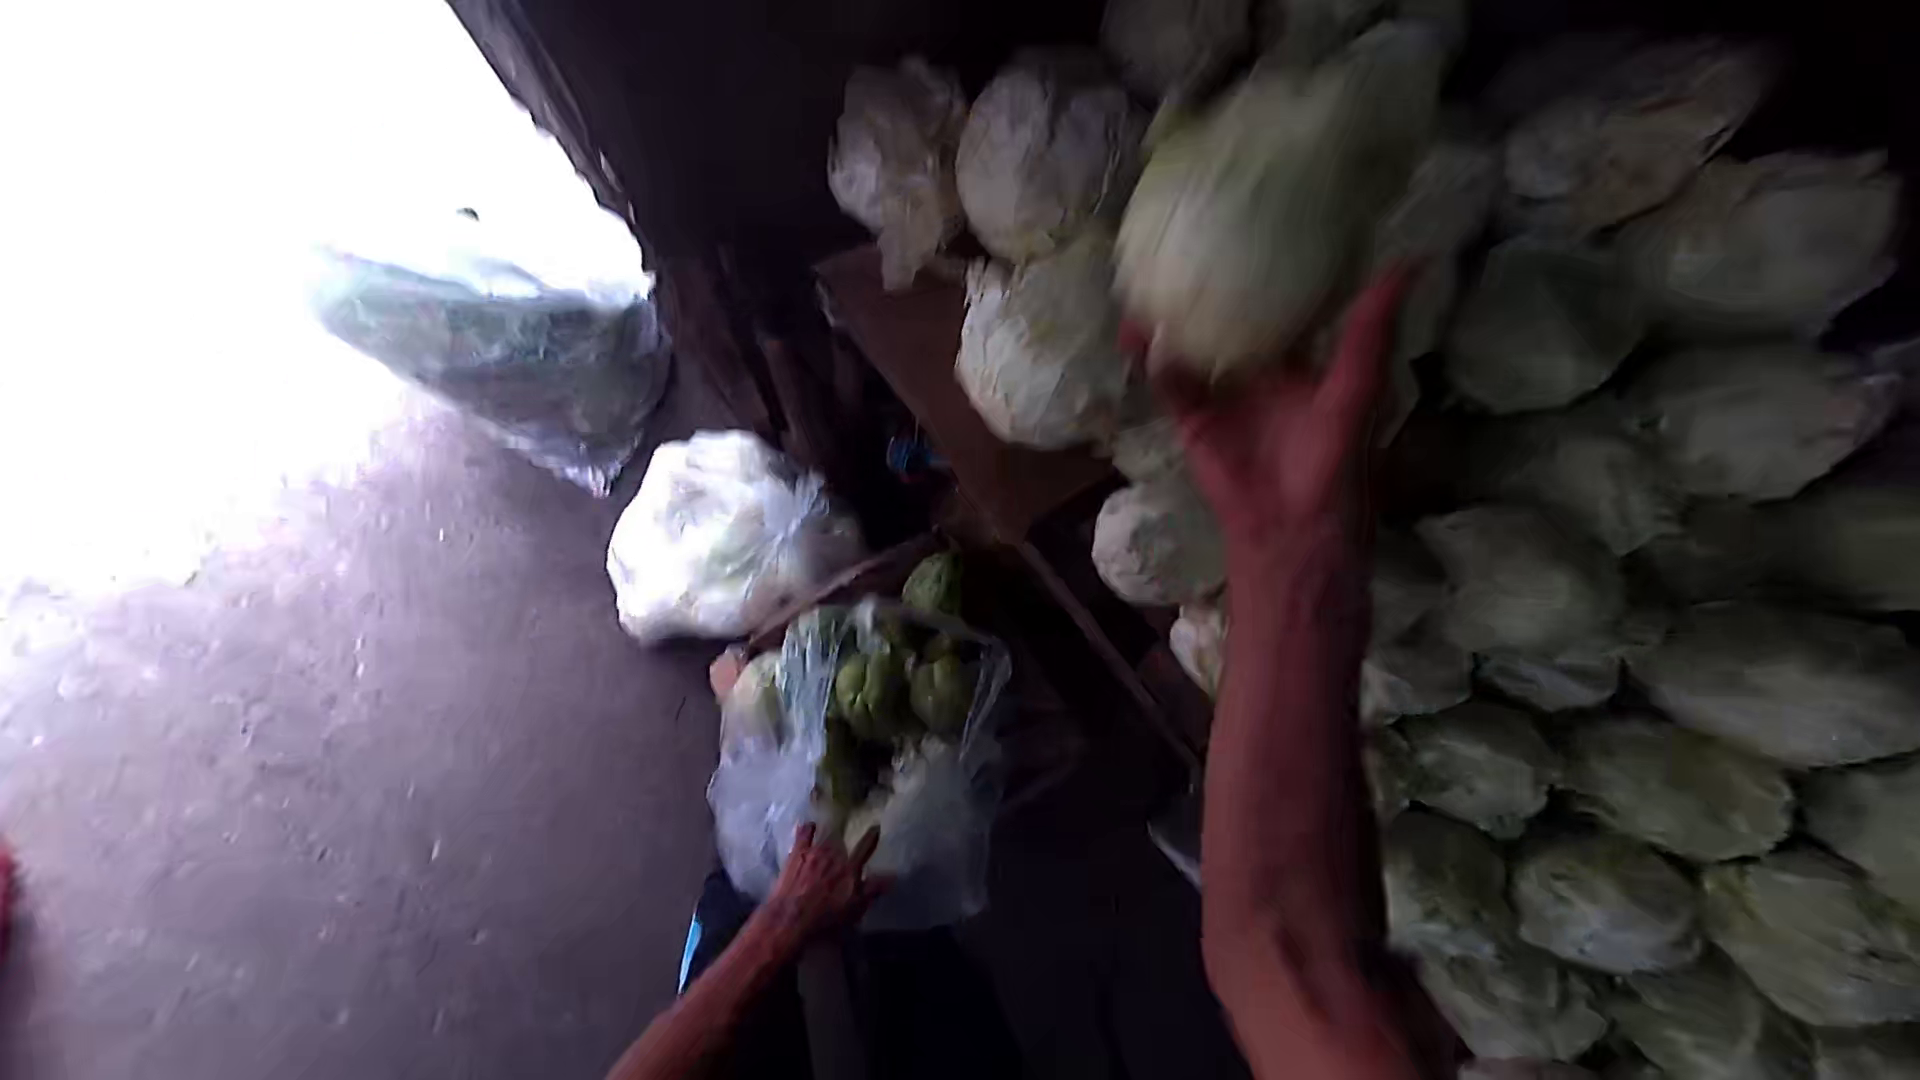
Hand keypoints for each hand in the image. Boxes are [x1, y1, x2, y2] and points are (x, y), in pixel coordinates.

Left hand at [757, 823, 887, 945]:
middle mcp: (835, 853)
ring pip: (826, 835)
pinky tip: (810, 826)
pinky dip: (809, 828)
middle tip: (845, 837)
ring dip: (829, 834)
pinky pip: (805, 833)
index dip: (872, 836)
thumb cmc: (825, 918)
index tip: (876, 827)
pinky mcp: (798, 852)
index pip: (865, 846)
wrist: (790, 918)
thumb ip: (873, 890)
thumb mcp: (854, 909)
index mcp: (850, 867)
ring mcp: (815, 850)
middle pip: (843, 840)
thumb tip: (893, 876)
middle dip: (845, 838)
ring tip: (830, 830)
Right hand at [1140, 269, 1411, 562]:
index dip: (1268, 268)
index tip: (1254, 224)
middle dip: (1206, 289)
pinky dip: (1151, 361)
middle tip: (1187, 244)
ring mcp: (1219, 394)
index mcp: (1297, 361)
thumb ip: (1368, 334)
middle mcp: (1254, 371)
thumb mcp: (1355, 391)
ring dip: (1168, 320)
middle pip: (1226, 320)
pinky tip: (1133, 334)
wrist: (1288, 524)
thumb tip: (1409, 259)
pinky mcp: (1191, 418)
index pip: (1281, 304)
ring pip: (1190, 347)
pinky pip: (1168, 383)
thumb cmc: (1330, 460)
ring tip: (1145, 282)